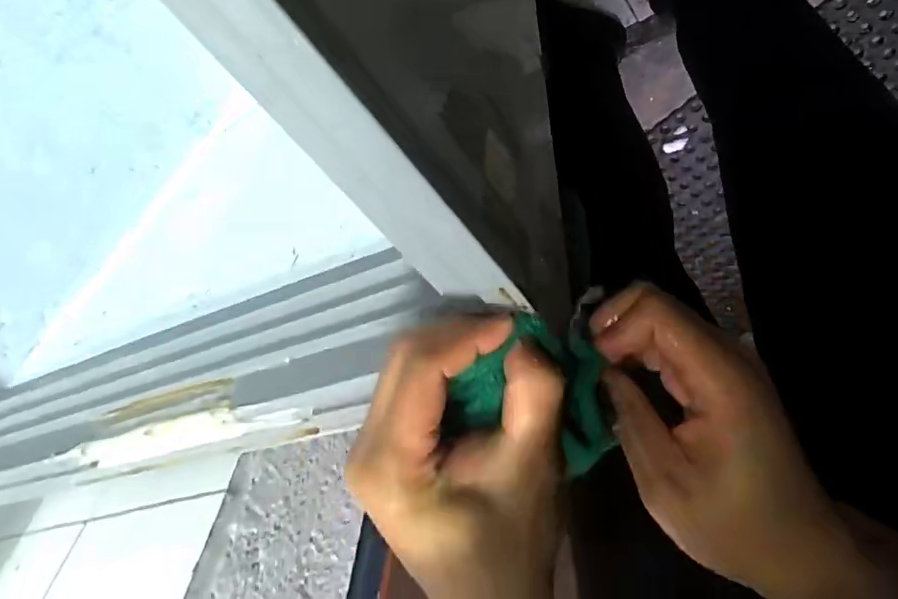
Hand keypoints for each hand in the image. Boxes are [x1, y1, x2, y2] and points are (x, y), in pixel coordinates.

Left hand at [347, 315, 563, 598]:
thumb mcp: (532, 467)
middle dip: (463, 333)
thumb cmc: (509, 543)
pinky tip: (483, 365)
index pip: (420, 366)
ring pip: (409, 358)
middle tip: (512, 333)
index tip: (516, 326)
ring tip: (502, 345)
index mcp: (389, 461)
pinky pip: (414, 375)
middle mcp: (365, 444)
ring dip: (458, 343)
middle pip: (407, 354)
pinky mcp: (385, 437)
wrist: (488, 595)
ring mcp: (369, 441)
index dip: (468, 335)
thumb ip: (533, 395)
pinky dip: (452, 360)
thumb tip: (522, 340)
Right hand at [594, 284, 876, 598]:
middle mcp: (727, 351)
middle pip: (659, 303)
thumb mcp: (666, 485)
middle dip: (615, 324)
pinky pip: (676, 337)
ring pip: (664, 315)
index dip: (615, 326)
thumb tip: (600, 373)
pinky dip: (643, 346)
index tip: (590, 363)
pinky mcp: (724, 368)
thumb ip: (630, 419)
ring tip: (595, 368)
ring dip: (626, 334)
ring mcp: (729, 356)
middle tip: (584, 361)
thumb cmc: (732, 523)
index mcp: (719, 374)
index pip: (658, 310)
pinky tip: (622, 372)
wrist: (796, 542)